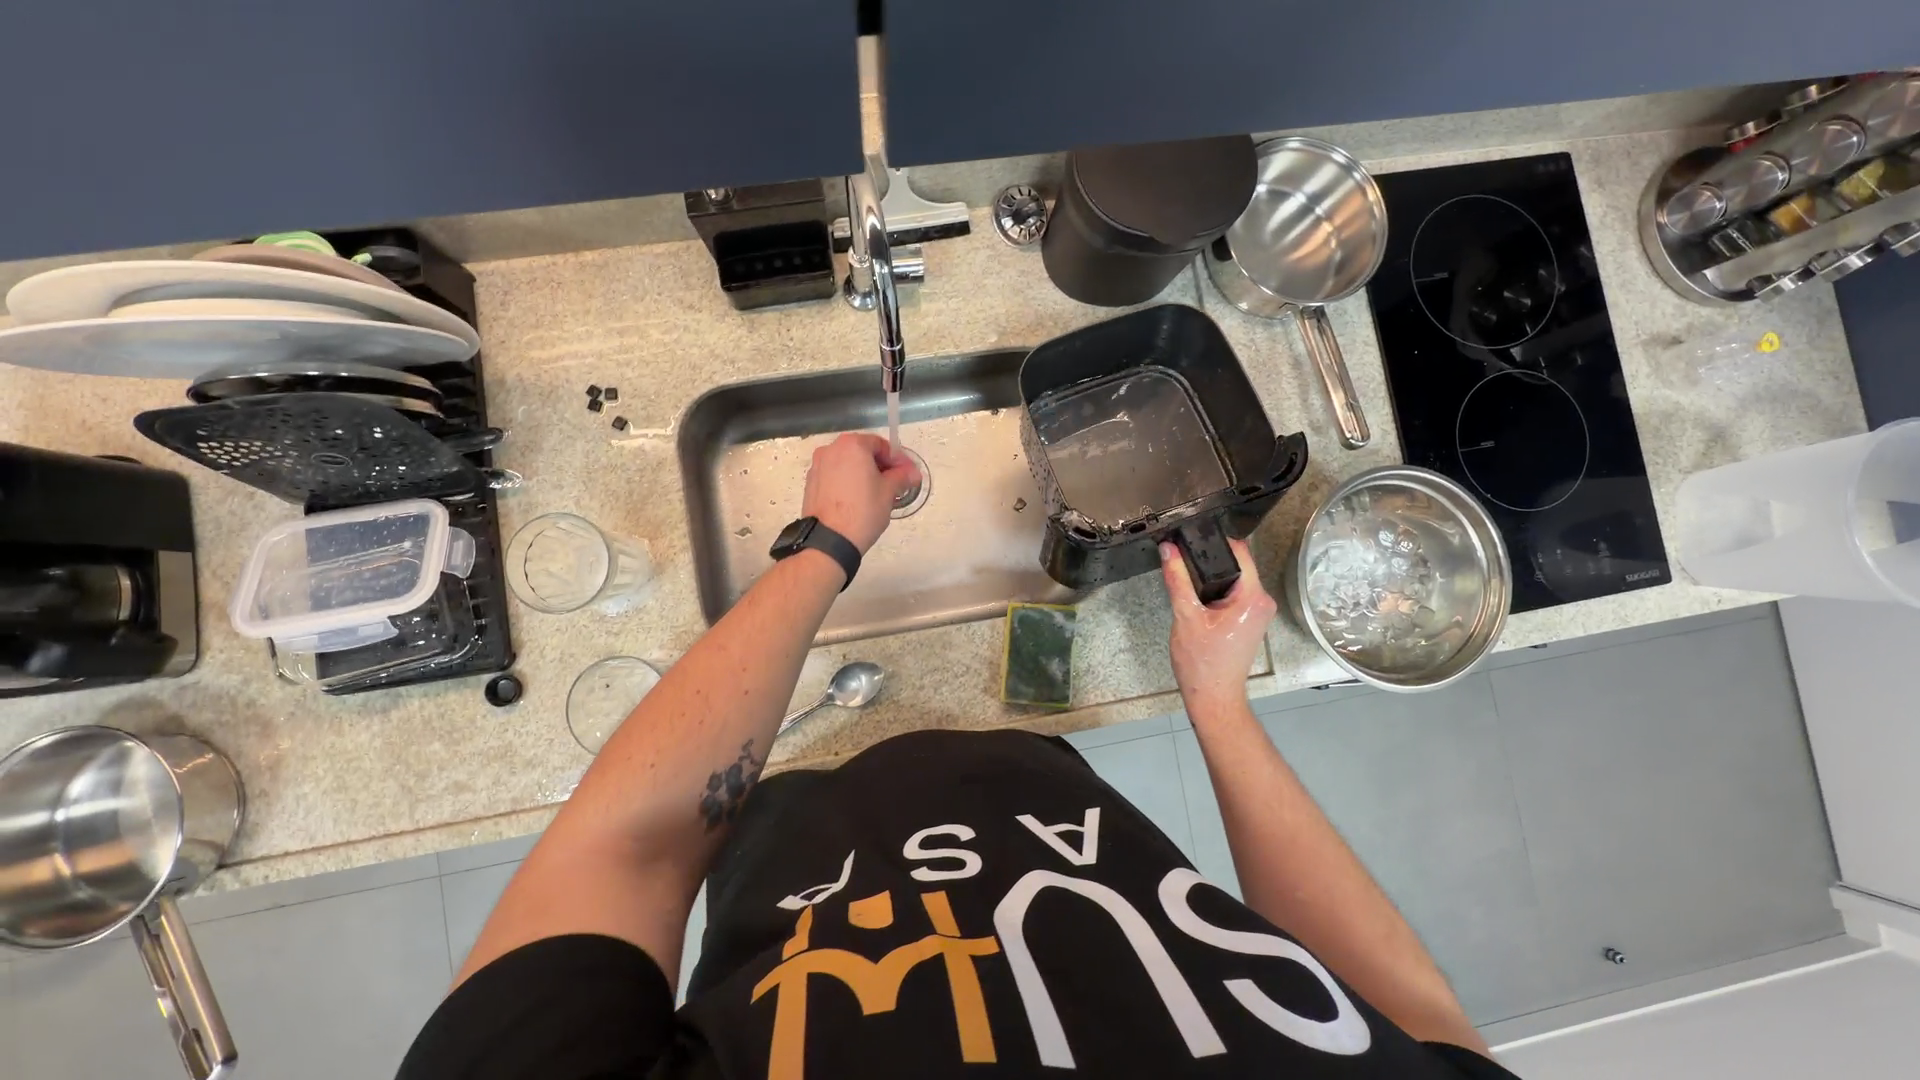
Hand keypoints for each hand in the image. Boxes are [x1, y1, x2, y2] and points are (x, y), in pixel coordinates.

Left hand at [801, 433, 920, 553]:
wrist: (830, 540)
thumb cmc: (862, 511)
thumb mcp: (889, 492)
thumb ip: (902, 476)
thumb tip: (912, 473)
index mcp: (851, 445)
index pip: (880, 444)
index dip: (897, 459)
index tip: (908, 474)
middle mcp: (830, 450)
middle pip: (862, 452)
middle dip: (880, 466)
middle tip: (895, 484)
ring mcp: (817, 466)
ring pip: (847, 465)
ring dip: (864, 474)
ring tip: (877, 494)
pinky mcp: (810, 484)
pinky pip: (834, 477)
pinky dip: (848, 483)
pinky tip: (857, 500)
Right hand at [1160, 538, 1276, 709]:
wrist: (1213, 697)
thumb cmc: (1202, 662)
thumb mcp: (1185, 616)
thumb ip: (1177, 579)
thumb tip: (1168, 549)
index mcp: (1253, 597)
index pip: (1240, 552)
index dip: (1216, 539)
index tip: (1192, 534)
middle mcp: (1262, 601)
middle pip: (1236, 564)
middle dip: (1209, 559)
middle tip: (1182, 554)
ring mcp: (1257, 612)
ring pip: (1233, 579)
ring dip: (1210, 577)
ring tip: (1184, 574)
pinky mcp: (1249, 620)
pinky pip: (1233, 593)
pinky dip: (1214, 591)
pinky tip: (1195, 596)